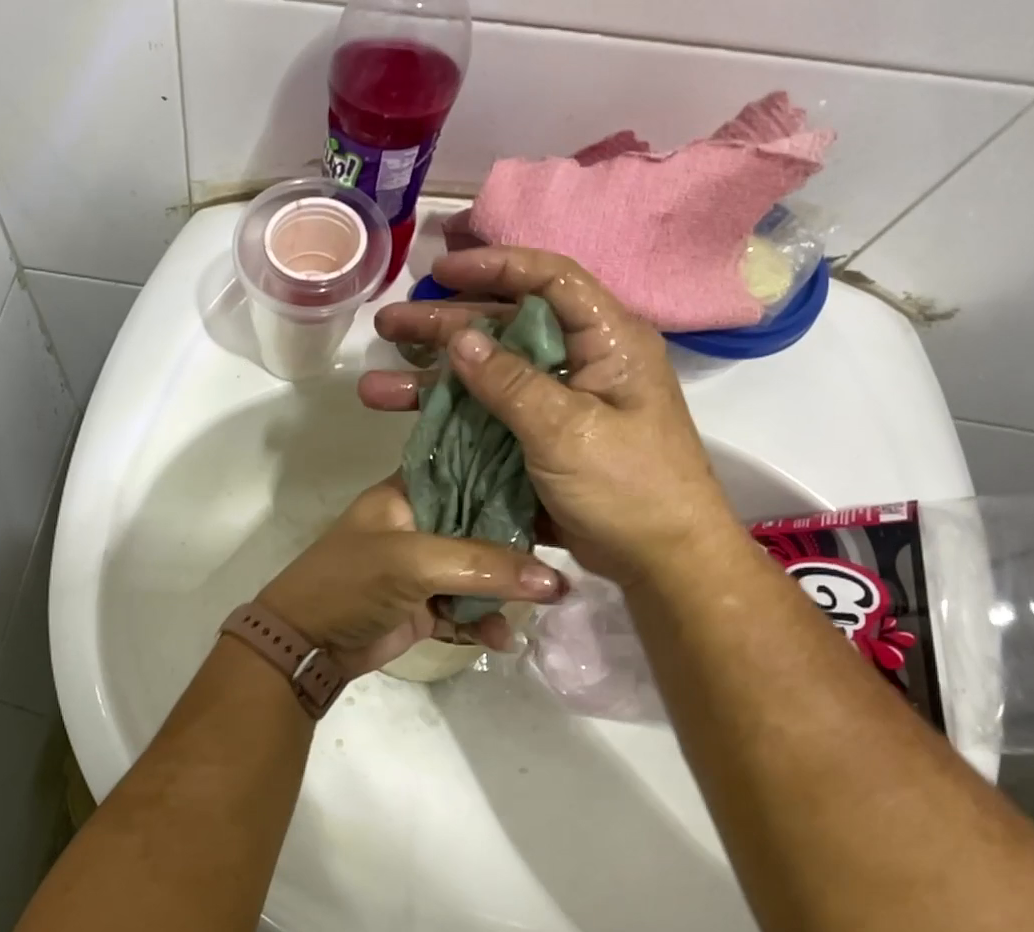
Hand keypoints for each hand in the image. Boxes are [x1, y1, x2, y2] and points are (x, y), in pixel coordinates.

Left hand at [255, 477, 564, 676]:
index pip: (466, 466)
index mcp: (405, 493)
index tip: (560, 478)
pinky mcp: (424, 606)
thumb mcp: (411, 563)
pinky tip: (503, 638)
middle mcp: (418, 523)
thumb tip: (552, 579)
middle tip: (568, 547)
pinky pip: (468, 609)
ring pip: (480, 569)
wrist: (305, 646)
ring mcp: (422, 567)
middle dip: (520, 539)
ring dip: (508, 587)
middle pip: (482, 521)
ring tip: (546, 602)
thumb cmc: (348, 585)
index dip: (509, 471)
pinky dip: (485, 622)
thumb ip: (480, 565)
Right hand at [361, 247, 740, 586]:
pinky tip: (404, 418)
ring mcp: (555, 404)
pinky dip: (445, 415)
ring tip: (373, 383)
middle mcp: (579, 363)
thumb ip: (510, 383)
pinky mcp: (536, 441)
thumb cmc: (629, 487)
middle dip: (442, 326)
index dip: (495, 267)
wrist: (659, 561)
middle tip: (386, 326)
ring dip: (431, 378)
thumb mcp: (567, 430)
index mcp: (607, 342)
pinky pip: (484, 416)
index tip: (439, 272)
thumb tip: (459, 337)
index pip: (550, 280)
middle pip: (504, 328)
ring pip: (485, 376)